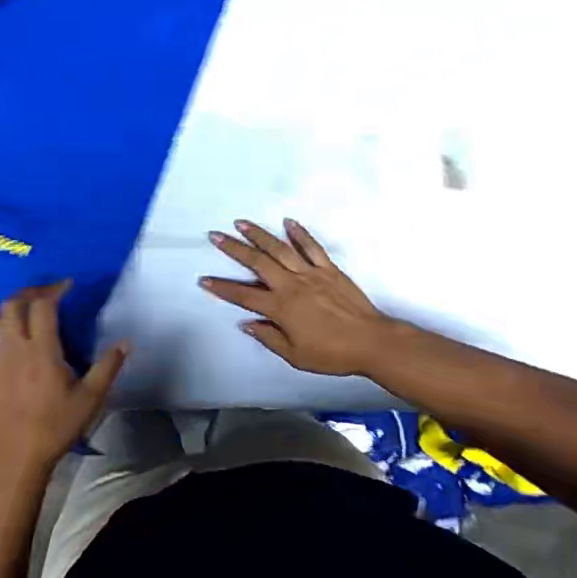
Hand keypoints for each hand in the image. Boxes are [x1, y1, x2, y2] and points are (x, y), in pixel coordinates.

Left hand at [0, 281, 129, 480]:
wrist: (18, 455)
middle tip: (49, 292)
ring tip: (32, 309)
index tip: (68, 285)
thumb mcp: (90, 399)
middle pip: (13, 304)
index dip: (54, 290)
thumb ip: (108, 367)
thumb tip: (125, 343)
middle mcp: (15, 348)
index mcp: (41, 352)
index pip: (42, 306)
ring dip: (14, 306)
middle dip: (30, 291)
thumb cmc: (56, 426)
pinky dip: (5, 325)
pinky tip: (20, 336)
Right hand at [200, 219, 398, 375]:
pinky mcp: (330, 269)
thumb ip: (269, 337)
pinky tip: (287, 222)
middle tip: (216, 235)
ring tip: (242, 223)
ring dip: (260, 235)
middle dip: (234, 249)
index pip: (243, 295)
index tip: (204, 280)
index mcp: (281, 308)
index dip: (222, 288)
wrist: (372, 342)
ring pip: (280, 249)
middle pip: (257, 263)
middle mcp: (292, 285)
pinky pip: (312, 247)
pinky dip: (299, 233)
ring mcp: (312, 274)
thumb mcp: (295, 355)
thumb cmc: (332, 353)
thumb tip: (247, 323)